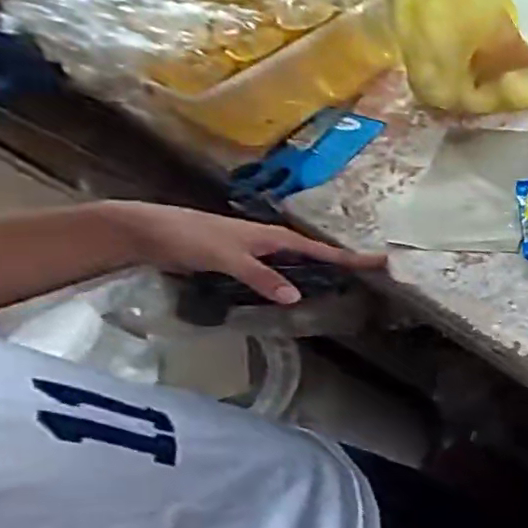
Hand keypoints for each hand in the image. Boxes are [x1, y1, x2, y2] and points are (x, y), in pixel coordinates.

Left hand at [102, 201, 384, 303]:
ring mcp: (258, 251)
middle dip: (344, 264)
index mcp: (277, 238)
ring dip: (320, 273)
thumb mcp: (227, 259)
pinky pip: (280, 271)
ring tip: (343, 287)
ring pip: (299, 264)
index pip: (325, 251)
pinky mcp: (243, 261)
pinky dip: (295, 279)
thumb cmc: (189, 238)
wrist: (145, 231)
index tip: (382, 262)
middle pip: (317, 255)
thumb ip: (261, 277)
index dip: (353, 258)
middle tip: (370, 276)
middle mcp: (273, 242)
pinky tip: (296, 291)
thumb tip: (296, 297)